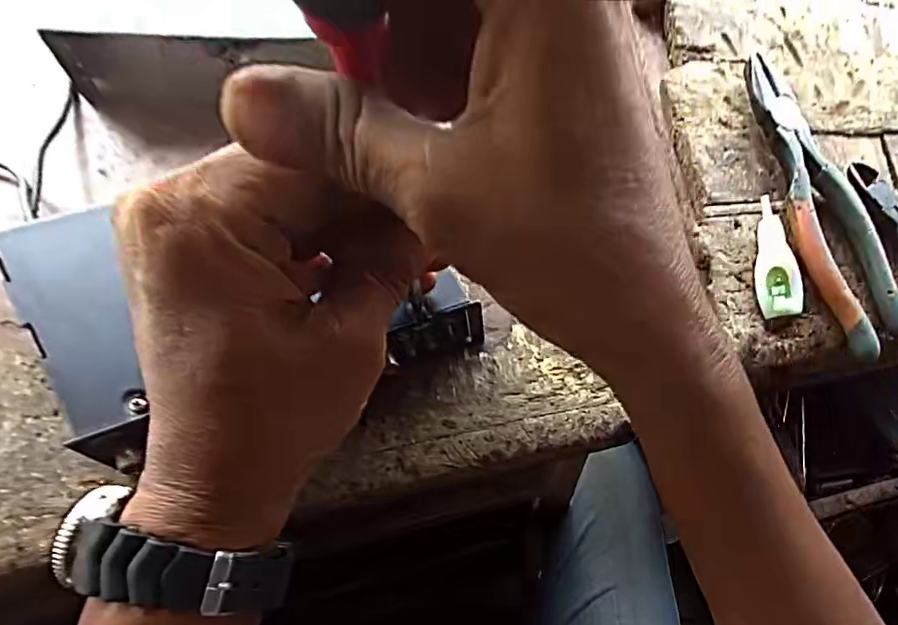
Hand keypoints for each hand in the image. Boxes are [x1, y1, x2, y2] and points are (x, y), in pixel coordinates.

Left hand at [111, 146, 429, 549]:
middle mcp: (168, 206)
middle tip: (424, 239)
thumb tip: (421, 226)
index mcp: (200, 218)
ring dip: (343, 231)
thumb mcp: (351, 341)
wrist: (220, 471)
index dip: (380, 184)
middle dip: (364, 210)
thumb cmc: (270, 420)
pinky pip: (259, 228)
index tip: (428, 206)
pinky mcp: (184, 254)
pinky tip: (359, 270)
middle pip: (290, 175)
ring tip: (401, 263)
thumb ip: (386, 269)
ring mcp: (170, 229)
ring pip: (279, 201)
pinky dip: (310, 247)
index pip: (309, 162)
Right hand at [219, 0, 729, 395]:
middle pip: (449, 1)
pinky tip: (437, 128)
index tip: (332, 42)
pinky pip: (507, 48)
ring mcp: (587, 42)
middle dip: (390, 31)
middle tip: (354, 79)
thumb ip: (340, 131)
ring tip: (391, 117)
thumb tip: (247, 100)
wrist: (650, 321)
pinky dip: (459, 77)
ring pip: (473, 17)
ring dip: (418, 51)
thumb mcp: (437, 190)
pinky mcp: (589, 85)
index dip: (358, 13)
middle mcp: (577, 5)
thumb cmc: (571, 259)